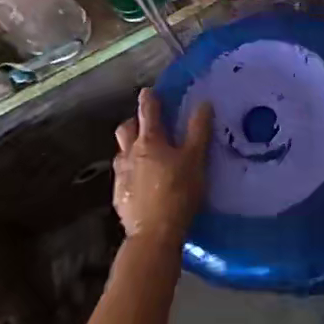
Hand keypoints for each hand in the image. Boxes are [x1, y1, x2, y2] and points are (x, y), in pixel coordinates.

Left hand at [112, 89, 210, 244]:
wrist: (154, 233)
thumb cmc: (178, 192)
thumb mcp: (195, 159)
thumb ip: (199, 131)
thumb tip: (203, 104)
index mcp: (150, 141)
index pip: (147, 112)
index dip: (149, 99)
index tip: (149, 90)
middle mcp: (130, 154)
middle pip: (126, 128)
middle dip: (135, 121)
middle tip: (147, 123)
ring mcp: (121, 175)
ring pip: (122, 152)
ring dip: (131, 147)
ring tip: (145, 153)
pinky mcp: (119, 195)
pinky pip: (123, 175)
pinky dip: (131, 171)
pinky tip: (143, 182)